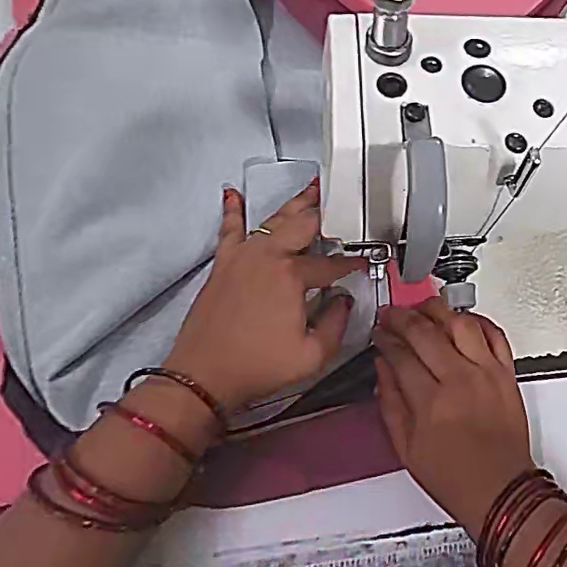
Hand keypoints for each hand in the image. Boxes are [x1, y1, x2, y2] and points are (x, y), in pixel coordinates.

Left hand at [165, 181, 366, 412]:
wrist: (204, 376)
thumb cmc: (257, 367)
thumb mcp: (313, 355)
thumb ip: (337, 324)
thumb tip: (343, 302)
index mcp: (292, 276)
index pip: (331, 264)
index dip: (351, 264)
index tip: (362, 265)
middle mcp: (267, 257)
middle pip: (304, 225)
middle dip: (328, 215)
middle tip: (344, 206)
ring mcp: (242, 256)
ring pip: (274, 220)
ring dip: (295, 204)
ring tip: (311, 190)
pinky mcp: (223, 264)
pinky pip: (230, 229)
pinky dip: (233, 210)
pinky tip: (233, 195)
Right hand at [373, 297, 533, 535]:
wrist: (501, 492)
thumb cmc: (457, 478)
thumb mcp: (407, 449)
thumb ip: (390, 404)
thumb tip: (383, 370)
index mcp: (432, 403)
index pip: (400, 354)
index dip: (385, 338)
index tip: (380, 335)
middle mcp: (461, 382)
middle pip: (426, 331)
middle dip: (402, 317)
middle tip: (393, 315)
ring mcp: (487, 374)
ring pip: (460, 323)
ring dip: (437, 310)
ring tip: (423, 309)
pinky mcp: (507, 374)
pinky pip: (495, 334)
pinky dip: (477, 321)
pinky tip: (462, 319)